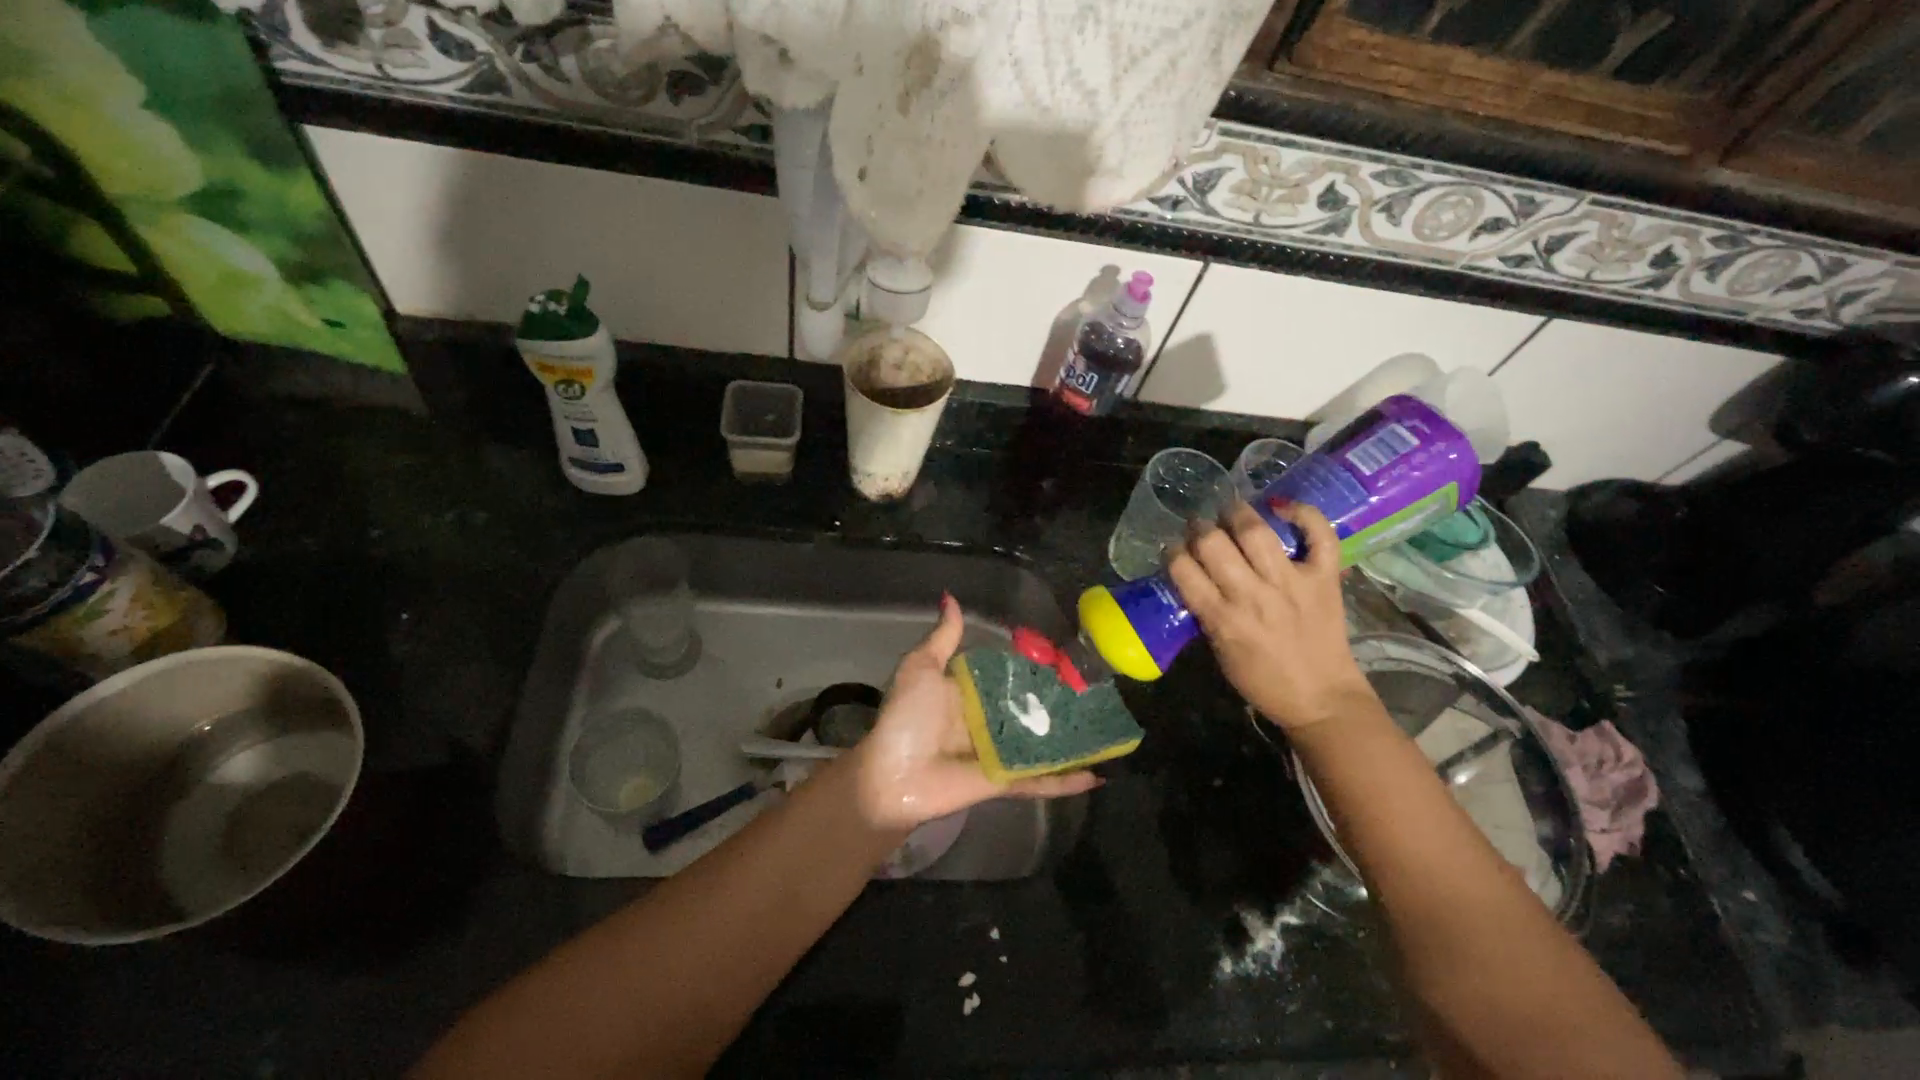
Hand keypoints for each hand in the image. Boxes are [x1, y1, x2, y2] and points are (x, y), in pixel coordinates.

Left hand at [845, 594, 1099, 829]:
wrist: (892, 776)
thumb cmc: (906, 720)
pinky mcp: (1007, 781)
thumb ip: (942, 638)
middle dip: (1065, 703)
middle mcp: (991, 722)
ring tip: (1112, 730)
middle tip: (1104, 693)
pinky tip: (1098, 775)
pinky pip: (1041, 780)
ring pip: (1046, 744)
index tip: (1071, 656)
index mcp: (972, 694)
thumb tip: (952, 597)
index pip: (1012, 677)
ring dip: (1075, 740)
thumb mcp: (920, 669)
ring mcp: (1002, 753)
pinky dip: (1067, 780)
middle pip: (1035, 710)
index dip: (1039, 667)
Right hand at [1167, 501, 1372, 732]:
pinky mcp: (1324, 578)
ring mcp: (1292, 583)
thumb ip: (1208, 613)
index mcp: (1223, 619)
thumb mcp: (1221, 652)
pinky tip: (1283, 508)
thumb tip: (1196, 578)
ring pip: (1256, 531)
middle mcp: (1253, 595)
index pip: (1184, 570)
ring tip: (1232, 512)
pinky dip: (1303, 514)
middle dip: (1199, 528)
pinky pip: (1319, 535)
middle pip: (1213, 543)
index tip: (1175, 549)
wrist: (1322, 699)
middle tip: (1201, 529)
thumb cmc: (1264, 682)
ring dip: (1237, 513)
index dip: (1172, 552)